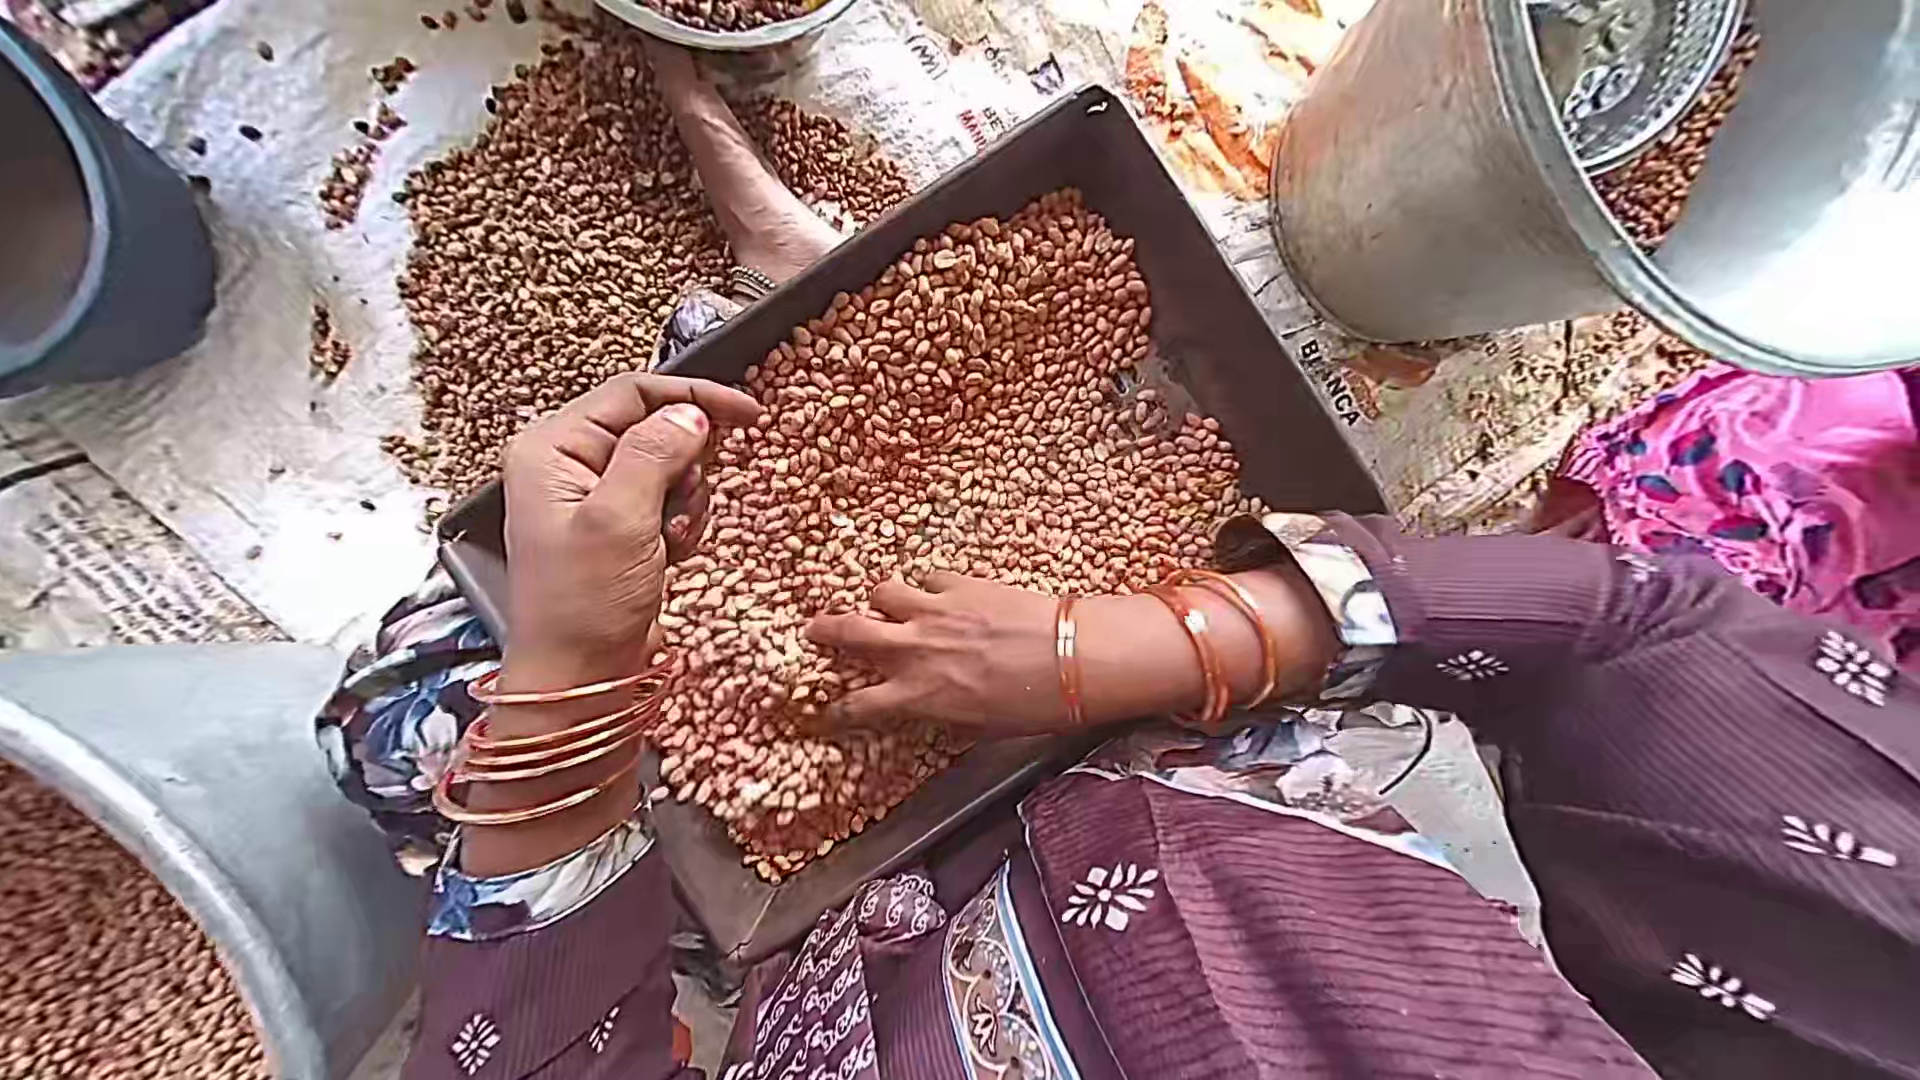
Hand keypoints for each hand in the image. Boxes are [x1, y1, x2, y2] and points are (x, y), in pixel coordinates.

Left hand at [499, 372, 761, 690]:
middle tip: (680, 508)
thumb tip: (691, 413)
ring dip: (687, 503)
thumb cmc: (586, 601)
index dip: (695, 398)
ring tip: (667, 541)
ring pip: (676, 467)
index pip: (634, 393)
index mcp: (555, 447)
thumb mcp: (619, 520)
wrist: (584, 672)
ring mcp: (603, 495)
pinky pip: (677, 500)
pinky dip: (685, 524)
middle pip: (659, 430)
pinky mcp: (627, 522)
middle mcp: (576, 463)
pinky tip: (668, 553)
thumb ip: (653, 455)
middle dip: (686, 468)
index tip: (749, 413)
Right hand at [806, 573, 1081, 735]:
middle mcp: (913, 650)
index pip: (858, 706)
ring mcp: (933, 612)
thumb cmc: (1030, 706)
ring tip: (888, 603)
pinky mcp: (959, 585)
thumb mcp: (977, 725)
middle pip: (849, 631)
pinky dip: (929, 588)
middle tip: (814, 628)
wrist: (1068, 659)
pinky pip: (929, 579)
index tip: (827, 711)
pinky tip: (943, 594)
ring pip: (883, 592)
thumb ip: (941, 711)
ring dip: (882, 600)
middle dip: (824, 630)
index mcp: (916, 695)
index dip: (837, 711)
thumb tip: (931, 703)